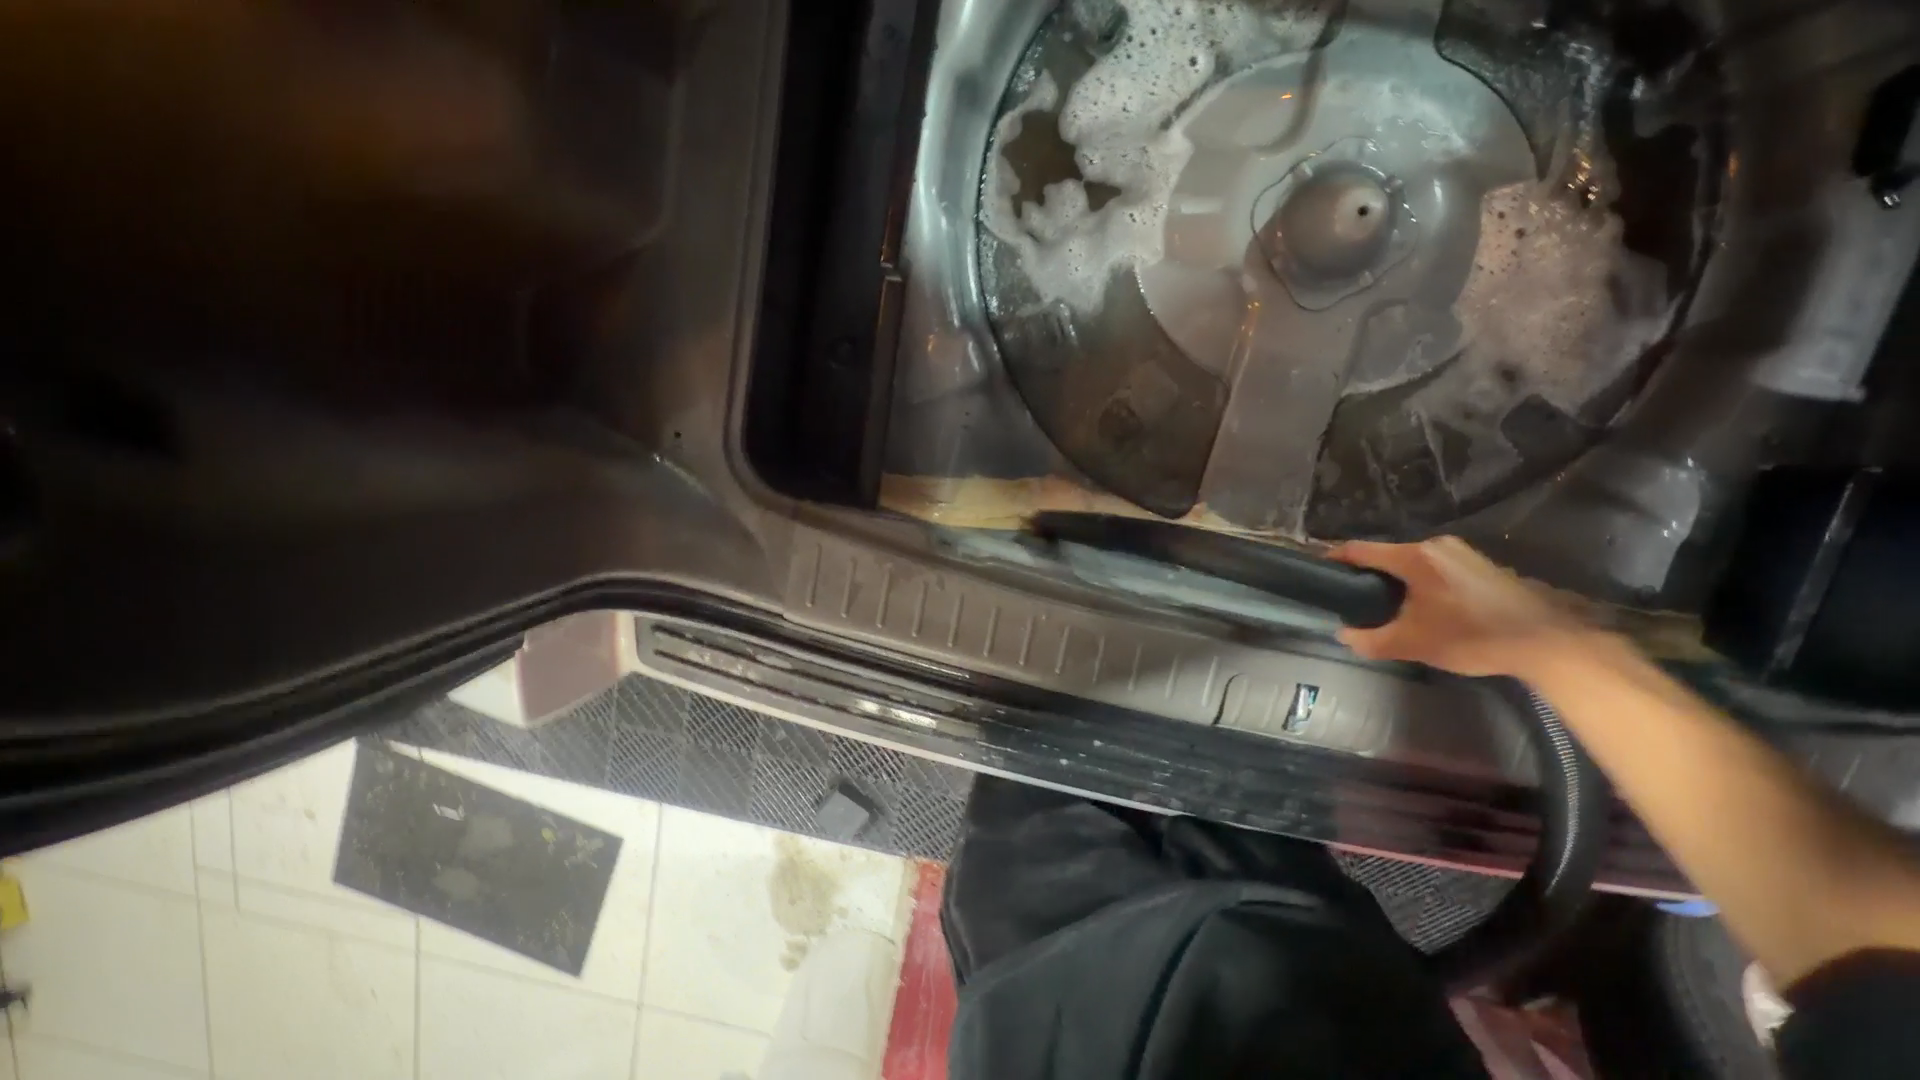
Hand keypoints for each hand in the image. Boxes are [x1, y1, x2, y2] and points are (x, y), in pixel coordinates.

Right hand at [1328, 537, 1590, 678]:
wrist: (1544, 642)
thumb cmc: (1470, 637)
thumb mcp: (1412, 643)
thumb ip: (1370, 639)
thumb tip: (1345, 635)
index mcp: (1415, 557)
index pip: (1361, 550)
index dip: (1335, 559)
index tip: (1320, 571)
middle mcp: (1437, 545)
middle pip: (1388, 556)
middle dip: (1370, 576)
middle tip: (1357, 601)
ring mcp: (1463, 553)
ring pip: (1415, 563)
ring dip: (1399, 582)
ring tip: (1390, 608)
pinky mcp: (1482, 566)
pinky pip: (1438, 569)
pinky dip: (1424, 585)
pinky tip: (1428, 610)